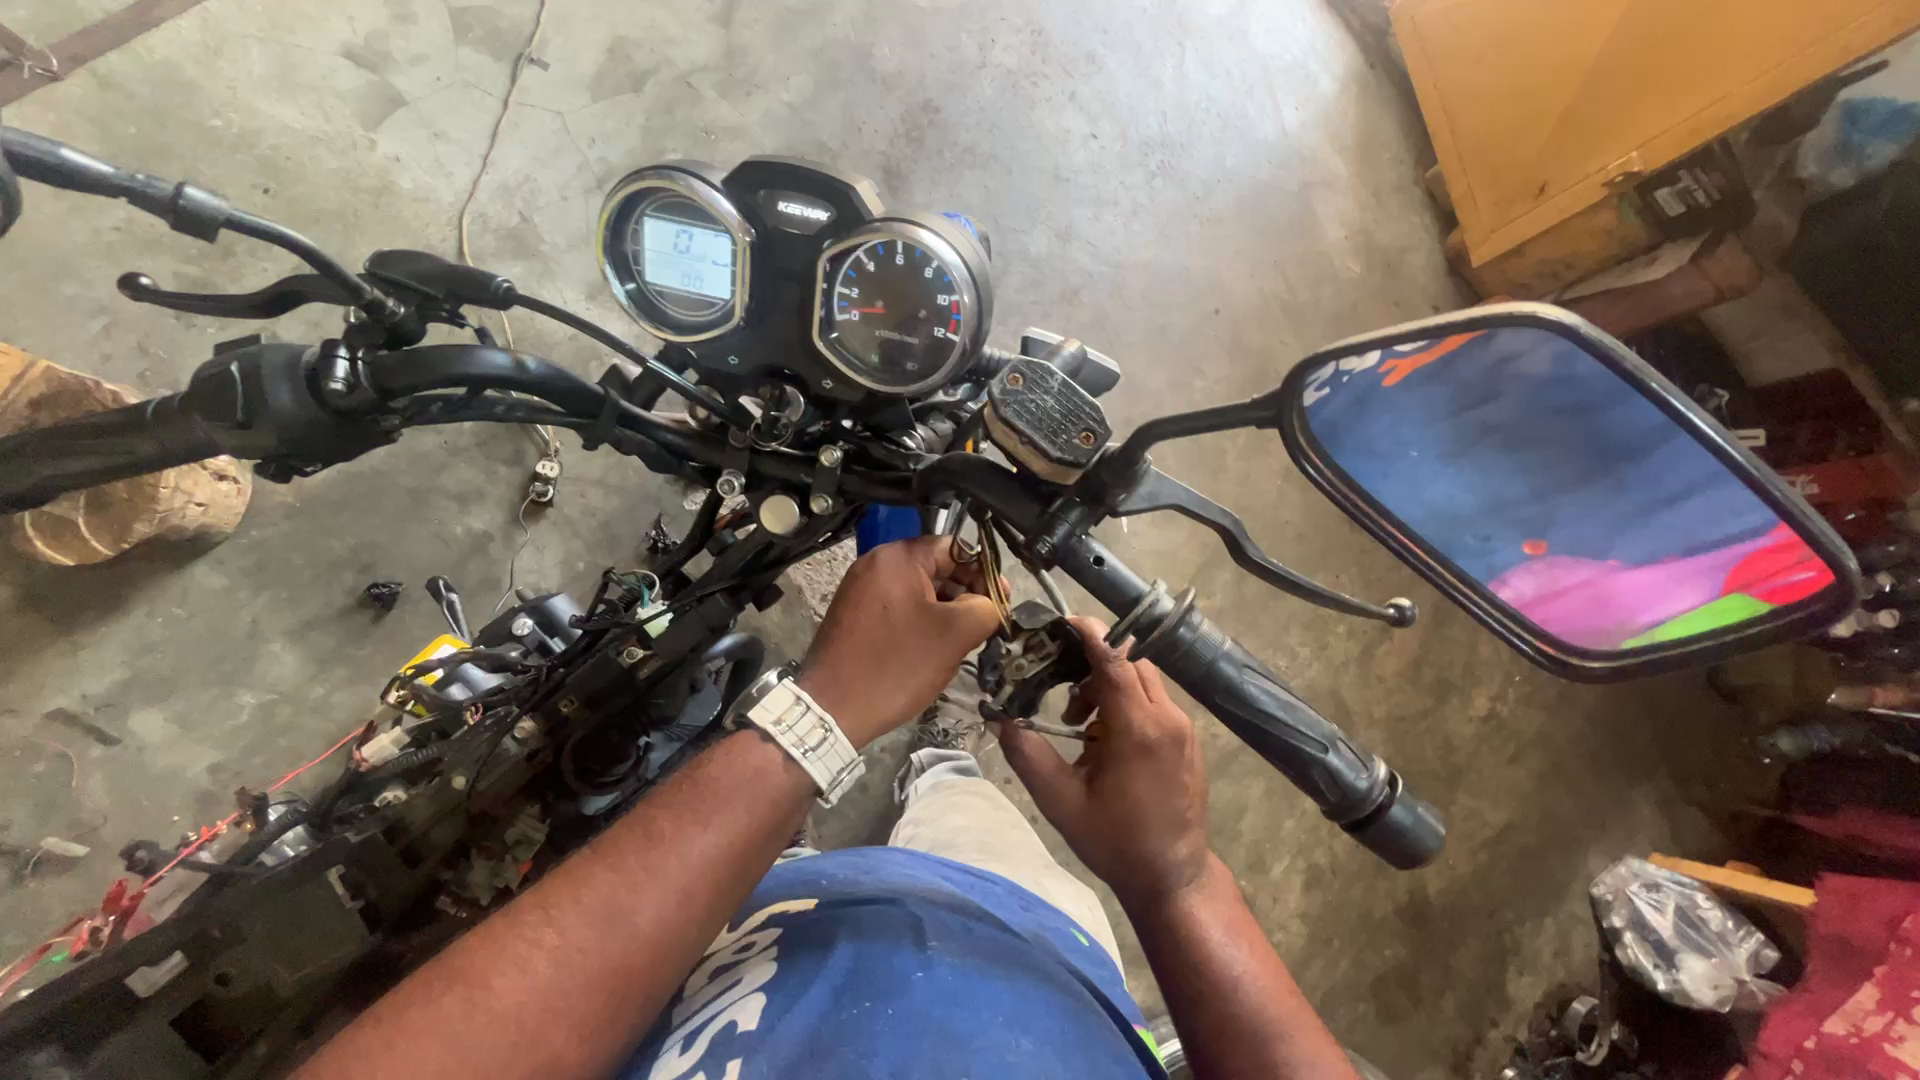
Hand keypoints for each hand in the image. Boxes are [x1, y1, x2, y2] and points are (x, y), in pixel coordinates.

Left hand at [796, 534, 1001, 748]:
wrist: (832, 709)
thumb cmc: (896, 666)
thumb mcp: (954, 635)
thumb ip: (985, 608)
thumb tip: (989, 603)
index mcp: (898, 558)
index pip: (956, 547)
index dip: (984, 571)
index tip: (1000, 600)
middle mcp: (876, 564)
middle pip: (937, 566)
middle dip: (966, 592)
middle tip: (986, 622)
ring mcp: (861, 589)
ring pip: (919, 589)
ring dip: (946, 609)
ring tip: (963, 639)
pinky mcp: (855, 614)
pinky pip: (899, 606)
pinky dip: (922, 620)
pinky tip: (935, 646)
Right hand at [996, 616, 1212, 909]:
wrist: (1172, 876)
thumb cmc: (1114, 841)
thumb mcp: (1060, 801)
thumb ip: (1027, 754)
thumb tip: (999, 717)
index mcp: (1138, 729)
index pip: (1114, 660)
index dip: (1089, 635)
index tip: (1063, 622)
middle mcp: (1168, 719)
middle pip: (1130, 664)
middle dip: (1094, 669)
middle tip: (1065, 700)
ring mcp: (1184, 730)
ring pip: (1145, 682)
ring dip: (1111, 688)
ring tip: (1083, 727)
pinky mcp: (1189, 741)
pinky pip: (1157, 703)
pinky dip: (1129, 705)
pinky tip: (1108, 741)